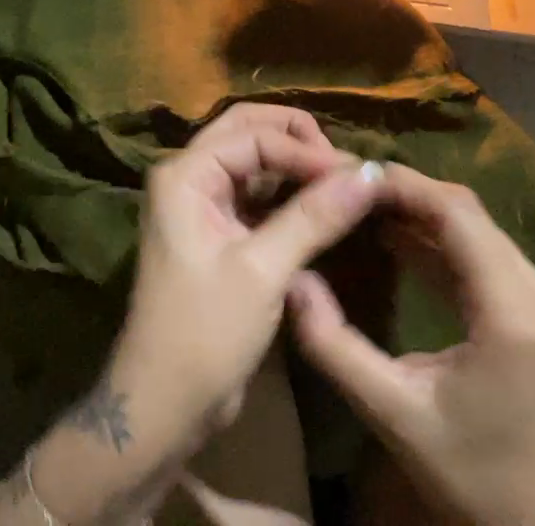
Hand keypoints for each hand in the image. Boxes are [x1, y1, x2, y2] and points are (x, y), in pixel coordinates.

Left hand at [110, 105, 382, 446]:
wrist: (165, 399)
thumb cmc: (205, 330)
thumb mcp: (262, 270)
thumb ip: (313, 217)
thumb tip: (368, 174)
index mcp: (184, 176)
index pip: (252, 137)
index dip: (305, 150)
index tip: (356, 175)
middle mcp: (188, 180)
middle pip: (246, 136)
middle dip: (297, 142)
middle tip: (347, 165)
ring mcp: (201, 209)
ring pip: (252, 167)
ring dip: (296, 169)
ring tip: (346, 186)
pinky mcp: (217, 237)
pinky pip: (255, 200)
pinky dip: (289, 199)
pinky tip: (326, 210)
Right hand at [287, 164, 534, 525]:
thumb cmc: (466, 471)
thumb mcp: (388, 410)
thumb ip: (333, 343)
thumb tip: (291, 279)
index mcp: (514, 315)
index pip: (458, 215)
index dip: (403, 185)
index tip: (348, 177)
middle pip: (470, 214)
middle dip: (406, 194)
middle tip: (346, 189)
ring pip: (479, 229)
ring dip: (421, 214)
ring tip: (361, 205)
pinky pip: (487, 255)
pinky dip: (440, 241)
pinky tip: (396, 240)